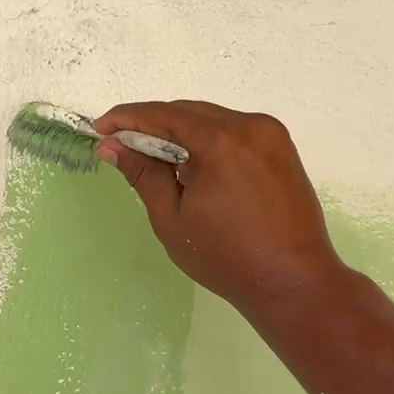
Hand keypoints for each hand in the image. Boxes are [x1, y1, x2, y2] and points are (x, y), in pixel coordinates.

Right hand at [94, 101, 347, 310]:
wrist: (293, 281)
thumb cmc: (225, 256)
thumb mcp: (171, 216)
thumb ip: (142, 173)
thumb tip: (109, 146)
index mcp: (219, 142)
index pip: (161, 115)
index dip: (125, 118)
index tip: (100, 130)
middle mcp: (248, 127)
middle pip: (185, 111)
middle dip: (150, 124)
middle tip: (121, 145)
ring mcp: (269, 134)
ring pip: (209, 117)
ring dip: (177, 129)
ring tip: (152, 156)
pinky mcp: (280, 146)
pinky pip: (231, 128)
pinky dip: (204, 136)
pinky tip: (189, 161)